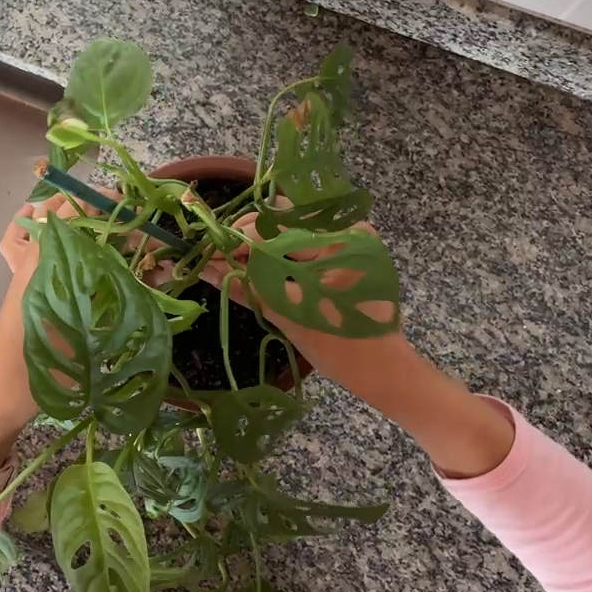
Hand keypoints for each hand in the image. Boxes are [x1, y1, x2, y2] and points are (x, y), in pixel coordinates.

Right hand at [201, 215, 513, 477]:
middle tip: (220, 254)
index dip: (237, 241)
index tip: (210, 252)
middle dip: (247, 235)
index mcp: (339, 246)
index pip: (275, 233)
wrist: (387, 371)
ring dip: (262, 237)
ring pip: (293, 224)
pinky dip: (282, 244)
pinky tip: (263, 259)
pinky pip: (309, 235)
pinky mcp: (353, 247)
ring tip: (238, 257)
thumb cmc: (342, 352)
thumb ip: (246, 287)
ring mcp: (353, 237)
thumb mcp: (289, 318)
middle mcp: (349, 231)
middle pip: (283, 220)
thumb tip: (205, 268)